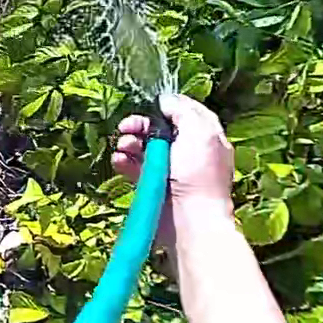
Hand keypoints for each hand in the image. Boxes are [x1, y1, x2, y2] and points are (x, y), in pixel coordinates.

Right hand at [112, 93, 234, 249]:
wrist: (190, 221)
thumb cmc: (199, 176)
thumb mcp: (199, 132)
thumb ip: (182, 110)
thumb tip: (164, 101)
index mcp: (204, 136)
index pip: (182, 112)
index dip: (164, 107)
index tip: (150, 106)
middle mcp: (187, 151)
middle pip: (157, 127)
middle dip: (140, 124)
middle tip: (126, 126)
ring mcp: (168, 169)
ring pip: (142, 146)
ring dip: (129, 141)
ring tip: (124, 146)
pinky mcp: (152, 184)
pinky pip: (132, 167)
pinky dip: (123, 161)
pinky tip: (119, 160)